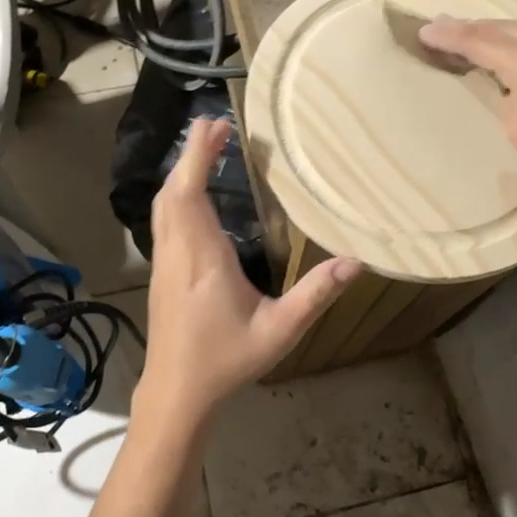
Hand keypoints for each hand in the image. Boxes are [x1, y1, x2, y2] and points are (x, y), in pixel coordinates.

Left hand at [136, 118, 362, 427]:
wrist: (176, 392)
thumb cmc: (226, 360)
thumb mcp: (279, 330)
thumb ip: (315, 295)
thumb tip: (354, 262)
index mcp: (203, 257)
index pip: (190, 193)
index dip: (197, 156)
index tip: (212, 124)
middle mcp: (177, 252)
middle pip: (173, 191)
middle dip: (191, 154)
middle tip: (217, 126)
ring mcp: (164, 262)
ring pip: (164, 205)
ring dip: (182, 173)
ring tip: (207, 150)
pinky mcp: (162, 273)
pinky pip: (164, 220)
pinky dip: (177, 195)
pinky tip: (195, 197)